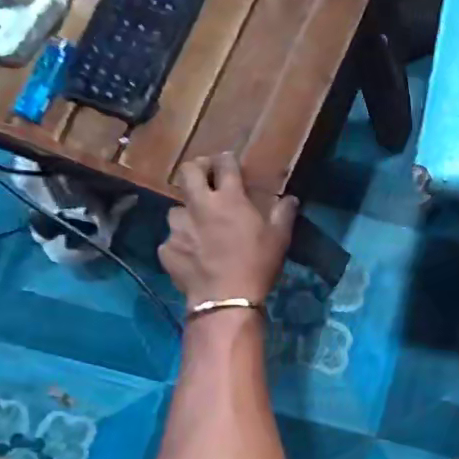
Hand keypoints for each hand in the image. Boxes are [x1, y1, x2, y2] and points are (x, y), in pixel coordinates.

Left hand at [159, 153, 297, 305]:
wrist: (226, 300)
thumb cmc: (257, 264)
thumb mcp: (279, 239)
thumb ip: (284, 214)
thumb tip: (291, 198)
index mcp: (229, 198)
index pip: (224, 165)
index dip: (226, 159)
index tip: (228, 160)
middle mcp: (199, 205)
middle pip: (188, 172)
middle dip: (197, 168)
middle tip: (205, 174)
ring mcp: (179, 227)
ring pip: (176, 209)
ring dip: (187, 212)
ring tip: (197, 225)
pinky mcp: (167, 248)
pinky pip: (172, 239)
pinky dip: (181, 243)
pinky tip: (191, 255)